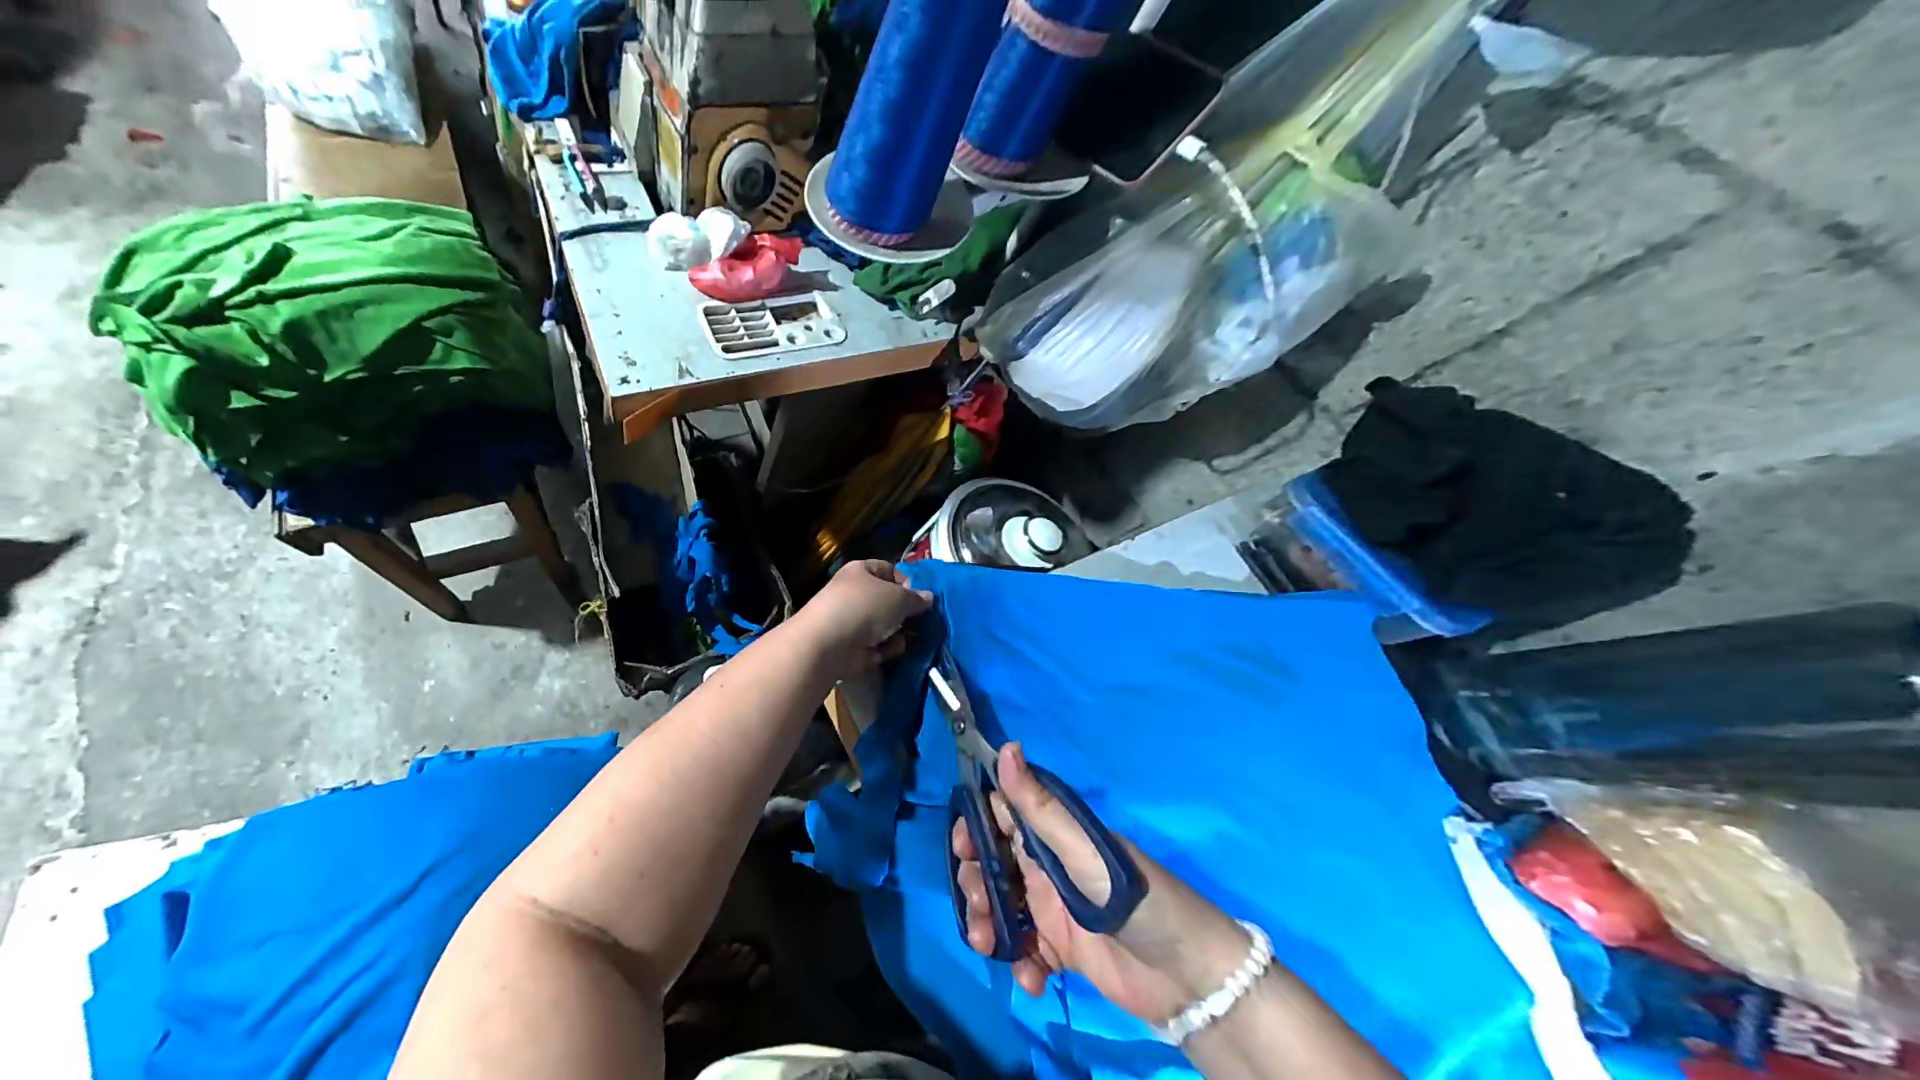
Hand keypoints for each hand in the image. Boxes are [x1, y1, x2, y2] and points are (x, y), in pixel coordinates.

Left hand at [794, 560, 933, 677]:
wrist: (828, 644)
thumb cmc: (865, 607)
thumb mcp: (899, 597)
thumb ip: (916, 599)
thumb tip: (928, 598)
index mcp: (860, 571)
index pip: (888, 570)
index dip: (906, 581)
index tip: (919, 597)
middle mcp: (854, 593)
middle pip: (887, 600)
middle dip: (904, 612)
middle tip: (920, 620)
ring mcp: (851, 621)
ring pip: (884, 625)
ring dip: (898, 633)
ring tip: (910, 637)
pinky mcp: (851, 646)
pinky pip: (876, 645)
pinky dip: (886, 648)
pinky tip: (892, 650)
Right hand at [953, 743, 1255, 1025]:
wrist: (1185, 973)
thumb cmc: (1133, 898)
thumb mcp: (1083, 850)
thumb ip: (1039, 807)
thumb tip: (1005, 746)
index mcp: (1054, 835)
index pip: (1001, 818)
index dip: (976, 828)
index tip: (963, 847)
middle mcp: (1049, 867)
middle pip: (994, 867)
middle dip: (976, 883)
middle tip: (981, 906)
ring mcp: (1055, 909)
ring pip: (1003, 910)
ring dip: (988, 926)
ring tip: (992, 948)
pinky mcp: (1064, 951)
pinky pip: (1026, 953)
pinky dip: (1021, 965)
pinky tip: (1035, 978)